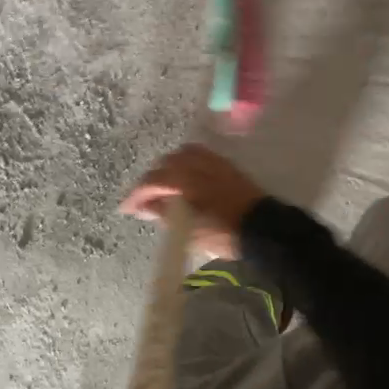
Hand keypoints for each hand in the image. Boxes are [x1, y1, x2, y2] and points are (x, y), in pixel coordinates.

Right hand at [120, 144, 265, 259]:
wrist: (262, 229)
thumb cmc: (222, 233)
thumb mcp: (188, 230)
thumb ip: (163, 213)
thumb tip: (145, 206)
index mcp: (183, 179)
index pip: (151, 182)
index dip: (136, 195)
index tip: (126, 208)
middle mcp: (195, 164)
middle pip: (164, 165)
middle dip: (151, 181)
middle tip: (145, 199)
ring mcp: (212, 162)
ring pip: (181, 156)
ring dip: (168, 169)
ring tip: (165, 186)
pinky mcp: (226, 165)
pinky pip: (199, 155)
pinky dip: (186, 163)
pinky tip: (186, 177)